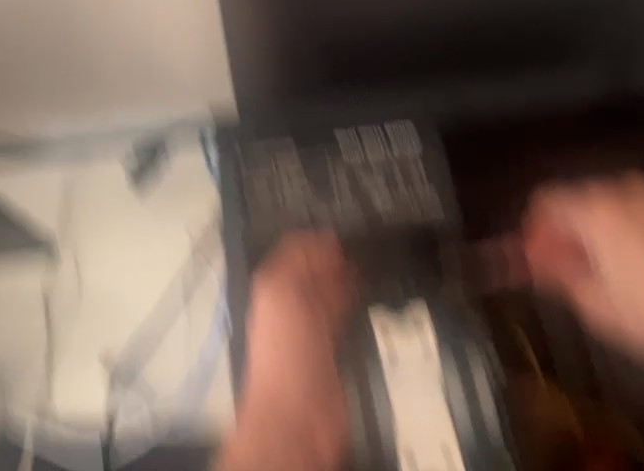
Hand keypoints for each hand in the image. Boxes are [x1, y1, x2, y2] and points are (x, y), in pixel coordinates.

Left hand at [219, 232, 354, 470]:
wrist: (296, 416)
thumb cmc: (283, 352)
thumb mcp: (281, 293)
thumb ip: (298, 261)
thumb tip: (324, 240)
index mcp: (272, 288)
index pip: (294, 251)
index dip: (316, 239)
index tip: (343, 228)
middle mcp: (290, 304)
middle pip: (314, 270)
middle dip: (335, 257)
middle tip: (362, 243)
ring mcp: (312, 328)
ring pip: (331, 291)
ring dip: (347, 278)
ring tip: (371, 261)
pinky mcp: (333, 349)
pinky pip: (344, 317)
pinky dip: (355, 302)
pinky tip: (370, 292)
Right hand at [522, 174, 643, 386]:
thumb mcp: (594, 304)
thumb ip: (554, 274)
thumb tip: (528, 260)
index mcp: (596, 209)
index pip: (544, 201)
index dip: (531, 230)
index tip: (531, 261)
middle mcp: (623, 191)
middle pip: (574, 200)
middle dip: (561, 232)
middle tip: (561, 271)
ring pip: (605, 207)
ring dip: (591, 232)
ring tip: (599, 274)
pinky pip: (635, 213)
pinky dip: (622, 232)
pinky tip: (634, 270)